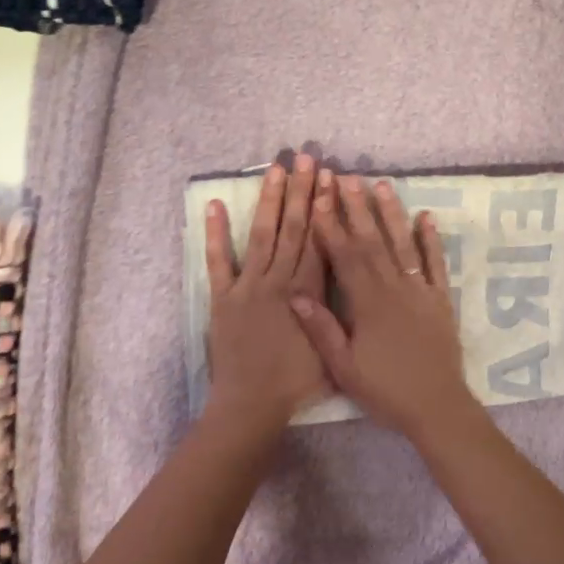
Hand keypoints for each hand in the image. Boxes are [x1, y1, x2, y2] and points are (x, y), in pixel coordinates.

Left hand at [204, 155, 328, 423]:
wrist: (252, 404)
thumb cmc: (297, 384)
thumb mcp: (332, 349)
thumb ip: (336, 311)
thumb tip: (346, 278)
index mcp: (307, 292)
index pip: (318, 240)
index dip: (324, 208)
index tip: (330, 179)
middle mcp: (278, 280)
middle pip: (293, 228)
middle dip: (301, 192)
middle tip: (307, 158)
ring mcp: (248, 287)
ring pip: (262, 235)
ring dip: (269, 201)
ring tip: (276, 169)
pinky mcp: (223, 298)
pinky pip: (219, 261)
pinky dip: (216, 233)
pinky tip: (217, 206)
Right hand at [293, 173, 484, 437]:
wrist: (437, 407)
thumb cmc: (385, 390)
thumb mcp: (344, 367)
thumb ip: (321, 329)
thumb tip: (295, 293)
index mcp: (367, 303)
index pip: (344, 256)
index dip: (328, 226)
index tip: (316, 198)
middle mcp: (393, 289)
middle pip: (372, 241)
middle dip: (356, 208)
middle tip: (344, 177)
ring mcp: (420, 291)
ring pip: (403, 244)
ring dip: (391, 214)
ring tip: (381, 184)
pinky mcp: (441, 300)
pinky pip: (435, 264)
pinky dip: (431, 240)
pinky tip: (427, 217)